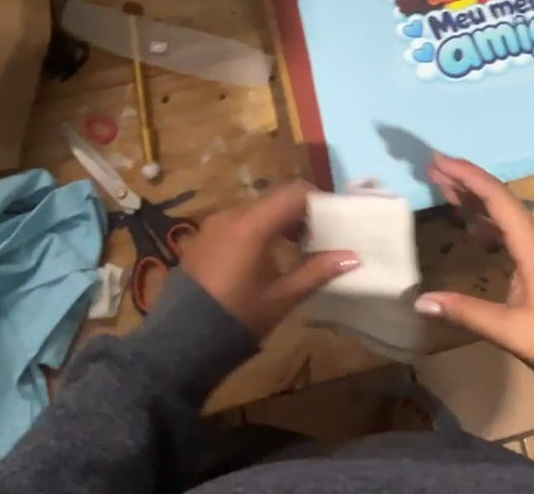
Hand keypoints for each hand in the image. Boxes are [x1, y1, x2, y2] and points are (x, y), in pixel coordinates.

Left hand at [180, 181, 358, 336]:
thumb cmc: (237, 316)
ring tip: (295, 249)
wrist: (181, 340)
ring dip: (278, 221)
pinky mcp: (204, 236)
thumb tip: (353, 257)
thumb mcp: (282, 298)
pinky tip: (265, 256)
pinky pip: (237, 221)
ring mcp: (214, 223)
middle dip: (300, 212)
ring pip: (256, 209)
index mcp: (253, 224)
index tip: (333, 220)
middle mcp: (232, 214)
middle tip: (319, 236)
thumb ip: (316, 272)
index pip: (294, 193)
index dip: (317, 200)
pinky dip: (257, 229)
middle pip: (275, 199)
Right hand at [414, 153, 533, 366]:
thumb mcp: (508, 329)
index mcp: (531, 245)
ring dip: (475, 198)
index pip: (496, 197)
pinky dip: (487, 219)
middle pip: (499, 197)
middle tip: (433, 169)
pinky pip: (511, 227)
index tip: (440, 162)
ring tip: (445, 190)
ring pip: (505, 211)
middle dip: (466, 180)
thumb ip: (465, 312)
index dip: (467, 176)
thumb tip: (421, 302)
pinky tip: (471, 227)